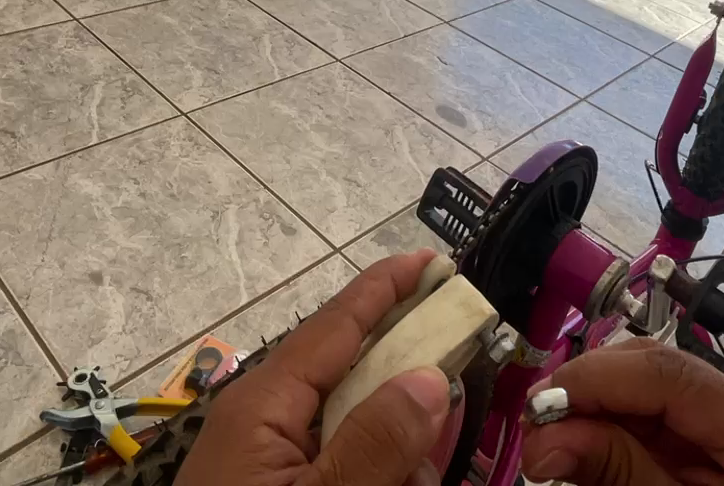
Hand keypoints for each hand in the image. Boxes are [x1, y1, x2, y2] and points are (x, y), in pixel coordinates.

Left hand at [175, 250, 452, 485]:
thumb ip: (375, 445)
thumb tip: (429, 376)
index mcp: (265, 401)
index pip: (338, 321)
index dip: (388, 285)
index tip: (433, 259)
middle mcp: (265, 416)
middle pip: (351, 367)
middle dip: (406, 370)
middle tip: (457, 372)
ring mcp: (269, 457)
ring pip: (353, 420)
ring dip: (395, 443)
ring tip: (418, 472)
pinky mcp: (278, 485)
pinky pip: (337, 457)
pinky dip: (374, 467)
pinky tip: (400, 477)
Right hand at [522, 339, 723, 485]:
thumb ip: (621, 477)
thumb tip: (543, 437)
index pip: (671, 375)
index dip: (598, 378)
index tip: (540, 401)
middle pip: (654, 371)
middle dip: (589, 390)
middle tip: (536, 425)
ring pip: (641, 387)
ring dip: (590, 408)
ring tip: (549, 439)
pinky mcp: (706, 447)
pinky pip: (645, 420)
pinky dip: (606, 430)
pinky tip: (578, 445)